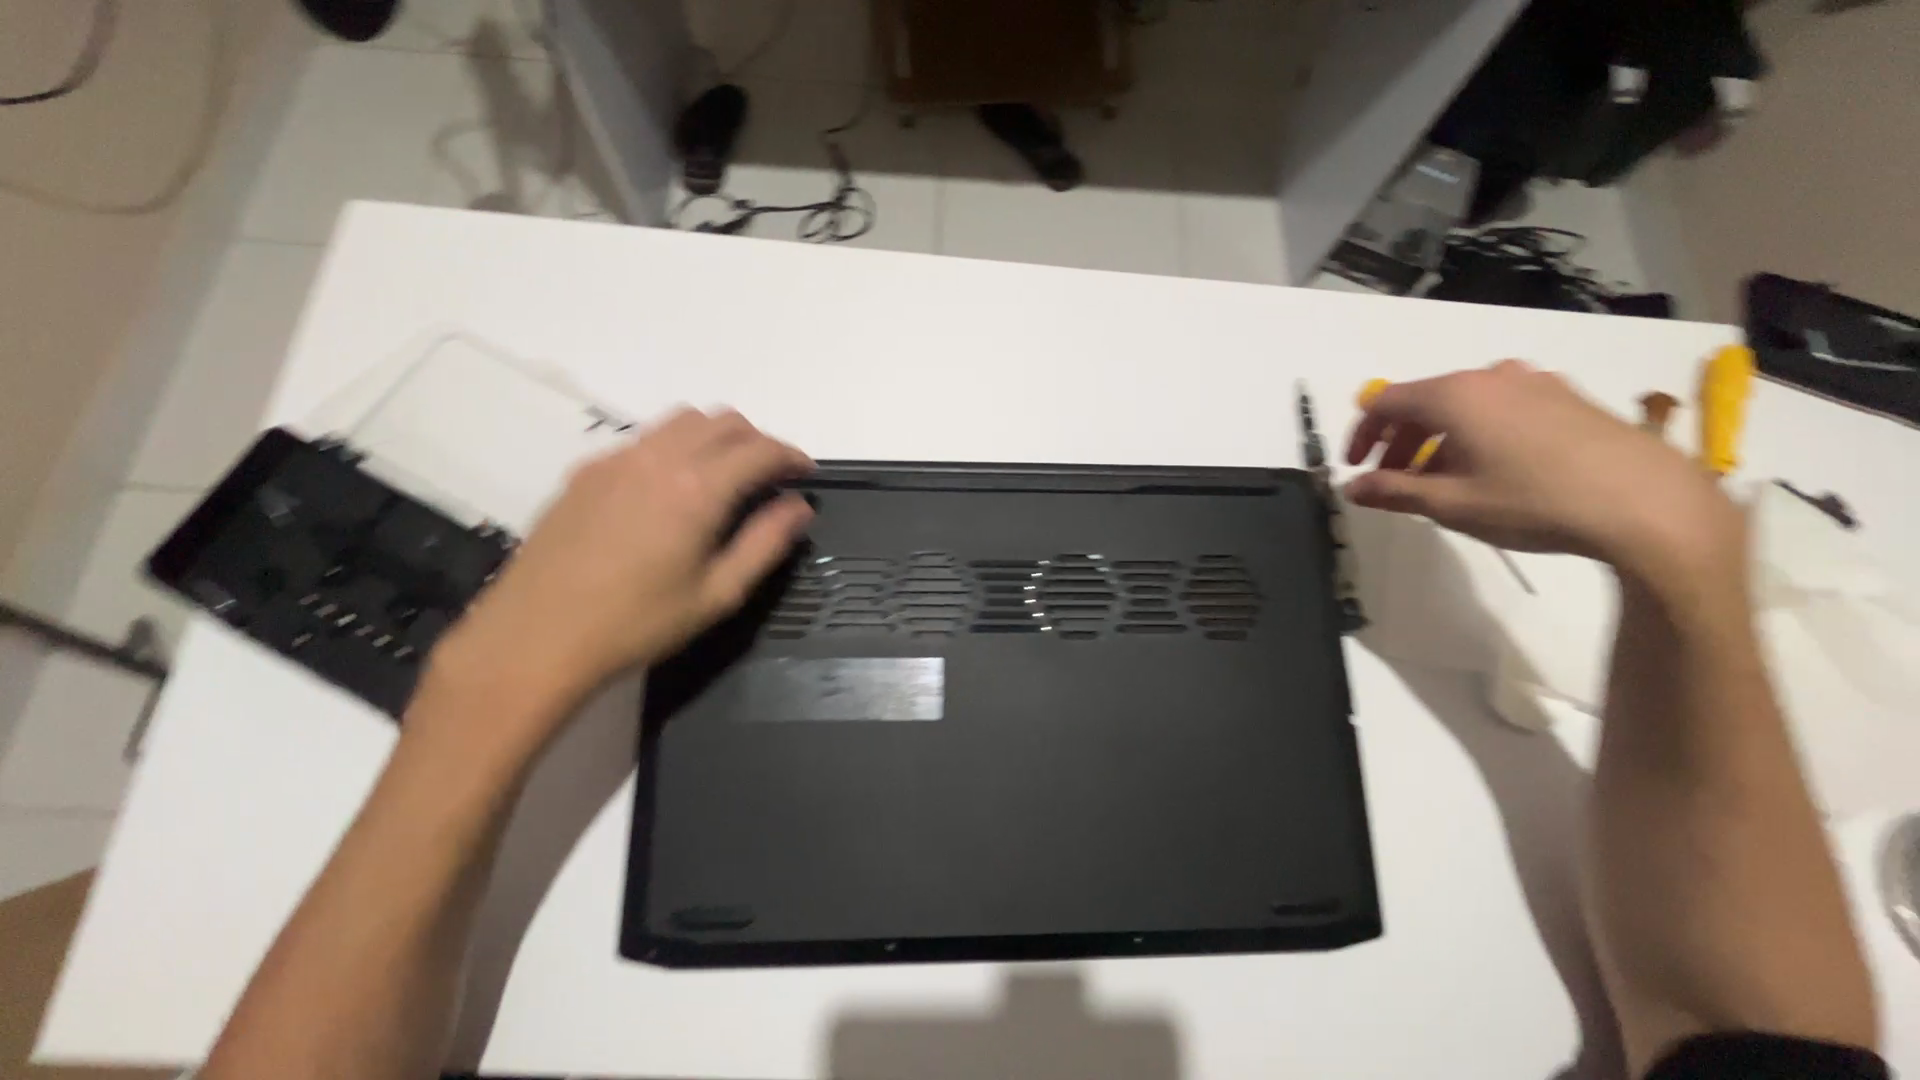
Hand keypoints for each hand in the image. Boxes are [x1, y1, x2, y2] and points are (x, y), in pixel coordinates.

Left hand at [421, 408, 813, 740]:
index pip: (759, 450)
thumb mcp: (716, 595)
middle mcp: (657, 458)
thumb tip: (799, 507)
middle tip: (769, 478)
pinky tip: (669, 491)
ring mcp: (616, 460)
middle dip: (756, 440)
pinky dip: (674, 448)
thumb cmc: (636, 624)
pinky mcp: (585, 471)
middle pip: (722, 421)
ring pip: (681, 421)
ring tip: (724, 477)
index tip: (806, 474)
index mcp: (696, 489)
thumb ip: (765, 544)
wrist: (536, 637)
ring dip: (715, 437)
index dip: (791, 456)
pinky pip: (644, 439)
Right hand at [1343, 361, 1739, 582]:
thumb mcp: (1451, 505)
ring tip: (1443, 480)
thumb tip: (1353, 487)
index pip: (1386, 402)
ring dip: (1441, 438)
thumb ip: (1394, 491)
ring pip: (1466, 405)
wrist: (1647, 503)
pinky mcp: (1569, 397)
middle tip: (1393, 480)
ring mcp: (1535, 382)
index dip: (1363, 434)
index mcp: (1454, 395)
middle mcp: (1491, 377)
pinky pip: (1503, 408)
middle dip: (1401, 440)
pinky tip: (1492, 469)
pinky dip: (1479, 433)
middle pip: (1425, 401)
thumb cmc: (1533, 502)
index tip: (1356, 467)